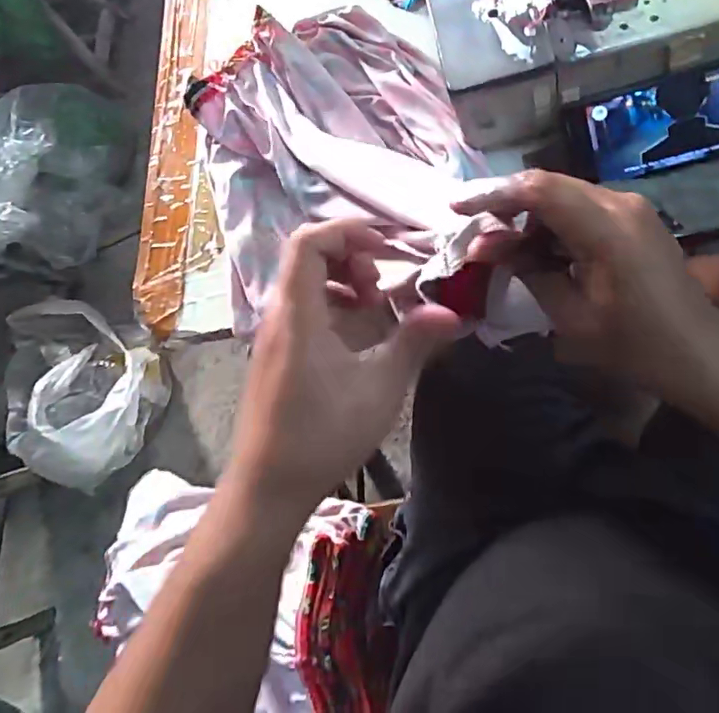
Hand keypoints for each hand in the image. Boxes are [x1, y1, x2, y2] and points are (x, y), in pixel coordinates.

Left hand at [225, 219, 460, 514]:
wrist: (267, 488)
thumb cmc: (322, 433)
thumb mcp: (380, 387)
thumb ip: (414, 341)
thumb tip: (451, 312)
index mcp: (299, 313)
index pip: (308, 241)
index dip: (347, 231)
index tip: (385, 249)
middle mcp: (280, 315)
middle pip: (308, 256)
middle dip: (352, 256)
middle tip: (383, 283)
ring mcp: (275, 335)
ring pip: (307, 282)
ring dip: (345, 281)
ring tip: (375, 307)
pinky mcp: (277, 353)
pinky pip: (305, 308)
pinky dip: (335, 305)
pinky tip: (359, 334)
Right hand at [454, 171, 718, 397]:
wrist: (698, 350)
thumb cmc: (635, 344)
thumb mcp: (570, 316)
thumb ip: (527, 270)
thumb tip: (487, 246)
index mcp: (606, 227)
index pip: (538, 190)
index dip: (492, 195)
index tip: (457, 210)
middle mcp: (619, 202)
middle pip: (549, 186)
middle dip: (506, 205)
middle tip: (475, 232)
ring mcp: (630, 206)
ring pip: (563, 195)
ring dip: (530, 216)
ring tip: (503, 248)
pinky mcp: (634, 216)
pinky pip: (582, 207)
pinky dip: (553, 223)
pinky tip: (538, 248)